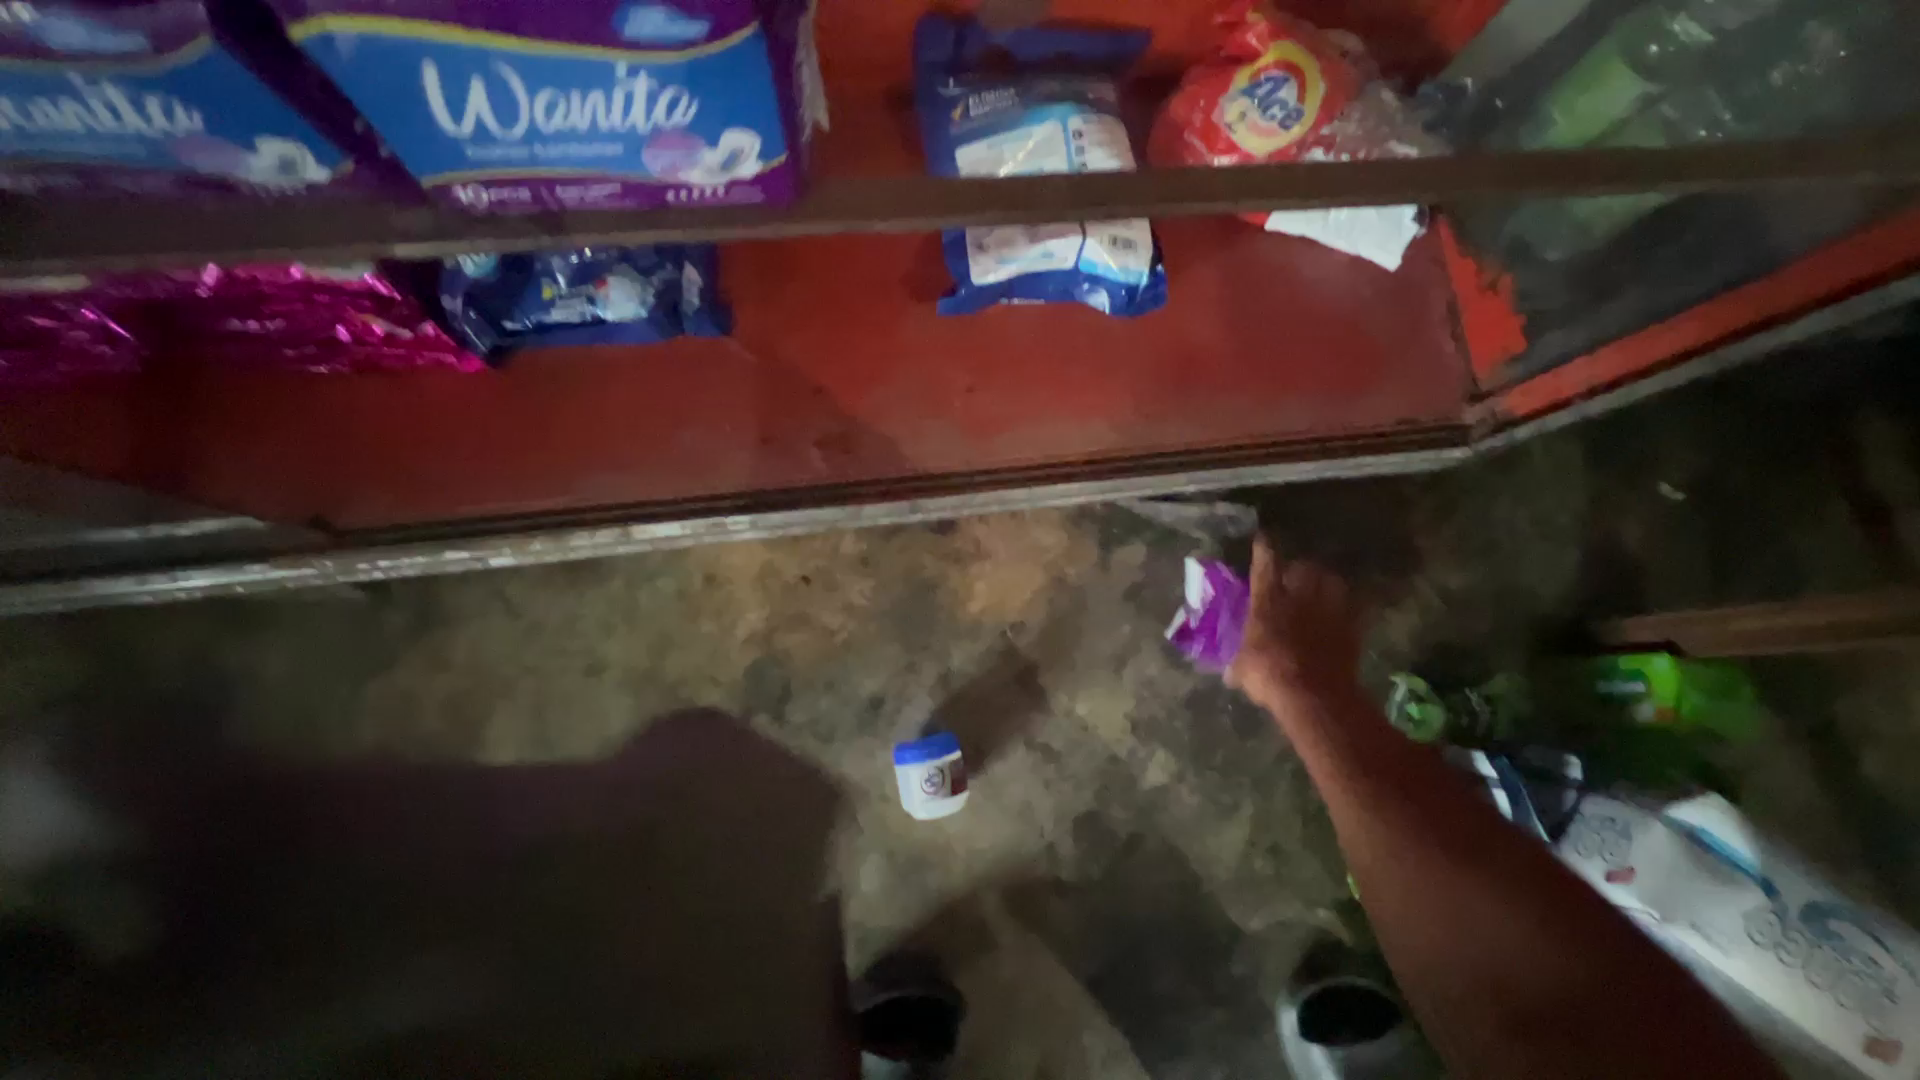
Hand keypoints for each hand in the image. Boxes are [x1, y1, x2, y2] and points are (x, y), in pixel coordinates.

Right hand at [1226, 537, 1361, 709]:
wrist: (1313, 693)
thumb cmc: (1268, 675)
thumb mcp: (1243, 670)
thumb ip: (1239, 664)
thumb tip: (1231, 673)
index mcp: (1267, 602)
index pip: (1265, 566)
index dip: (1264, 550)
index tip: (1264, 538)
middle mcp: (1299, 598)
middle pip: (1304, 567)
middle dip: (1300, 568)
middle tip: (1297, 574)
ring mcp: (1328, 610)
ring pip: (1333, 581)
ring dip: (1328, 580)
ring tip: (1324, 586)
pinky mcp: (1351, 627)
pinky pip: (1357, 607)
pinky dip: (1353, 605)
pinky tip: (1349, 610)